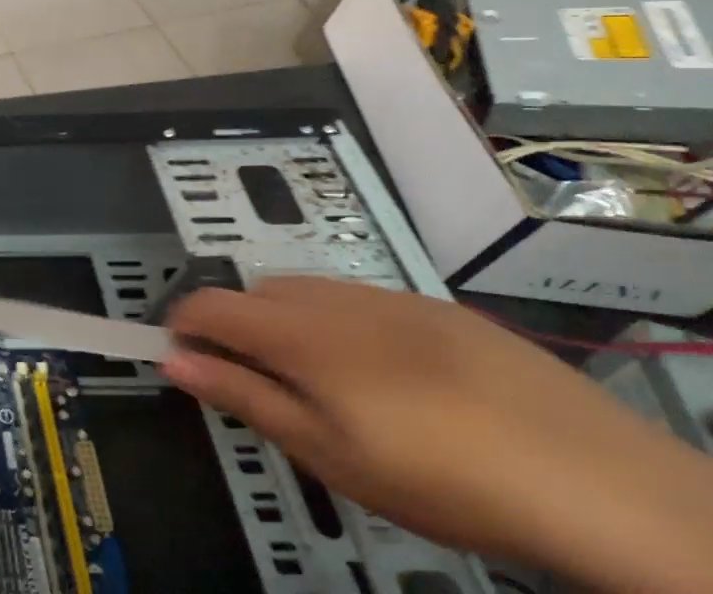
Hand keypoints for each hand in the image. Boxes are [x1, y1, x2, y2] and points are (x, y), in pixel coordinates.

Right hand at [164, 278, 712, 593]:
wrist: (599, 483)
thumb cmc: (441, 478)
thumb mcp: (327, 453)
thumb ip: (244, 397)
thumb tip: (174, 360)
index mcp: (302, 335)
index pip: (209, 304)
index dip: (181, 325)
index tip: (182, 359)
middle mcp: (340, 299)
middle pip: (255, 290)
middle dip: (237, 325)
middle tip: (259, 385)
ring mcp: (395, 298)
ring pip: (309, 290)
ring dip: (288, 320)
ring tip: (322, 382)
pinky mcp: (444, 309)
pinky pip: (363, 298)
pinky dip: (342, 322)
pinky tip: (387, 375)